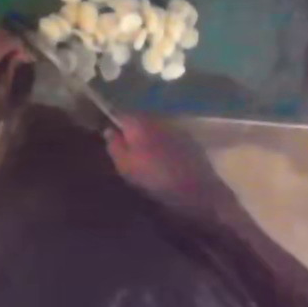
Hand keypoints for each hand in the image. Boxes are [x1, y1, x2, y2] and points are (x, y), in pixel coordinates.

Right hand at [107, 115, 239, 225]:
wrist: (198, 192)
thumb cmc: (155, 180)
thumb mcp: (125, 167)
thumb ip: (114, 146)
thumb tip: (109, 130)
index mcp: (139, 124)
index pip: (120, 114)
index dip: (113, 124)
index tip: (110, 137)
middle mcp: (158, 119)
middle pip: (139, 119)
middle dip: (132, 130)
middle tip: (127, 148)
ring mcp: (176, 129)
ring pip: (155, 128)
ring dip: (149, 137)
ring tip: (145, 155)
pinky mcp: (190, 140)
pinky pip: (170, 138)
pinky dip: (164, 145)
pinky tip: (164, 160)